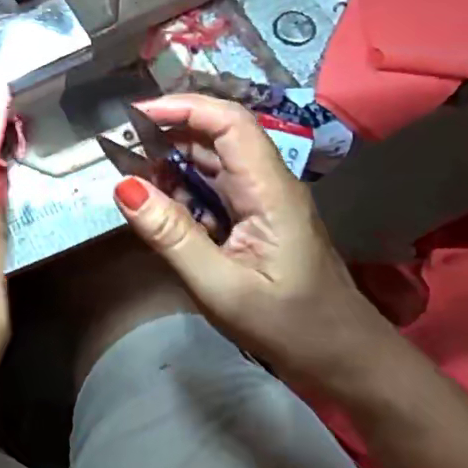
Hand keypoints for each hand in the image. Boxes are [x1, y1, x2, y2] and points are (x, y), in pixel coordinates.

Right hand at [111, 94, 404, 396]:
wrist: (345, 360)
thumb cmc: (289, 327)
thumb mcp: (221, 287)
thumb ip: (172, 236)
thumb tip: (124, 187)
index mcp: (270, 190)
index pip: (229, 122)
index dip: (183, 107)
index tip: (135, 116)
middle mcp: (268, 183)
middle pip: (218, 135)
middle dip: (167, 133)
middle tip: (121, 150)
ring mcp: (262, 200)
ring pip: (213, 160)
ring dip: (171, 162)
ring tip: (133, 178)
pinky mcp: (255, 218)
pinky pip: (213, 187)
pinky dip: (181, 188)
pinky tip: (160, 207)